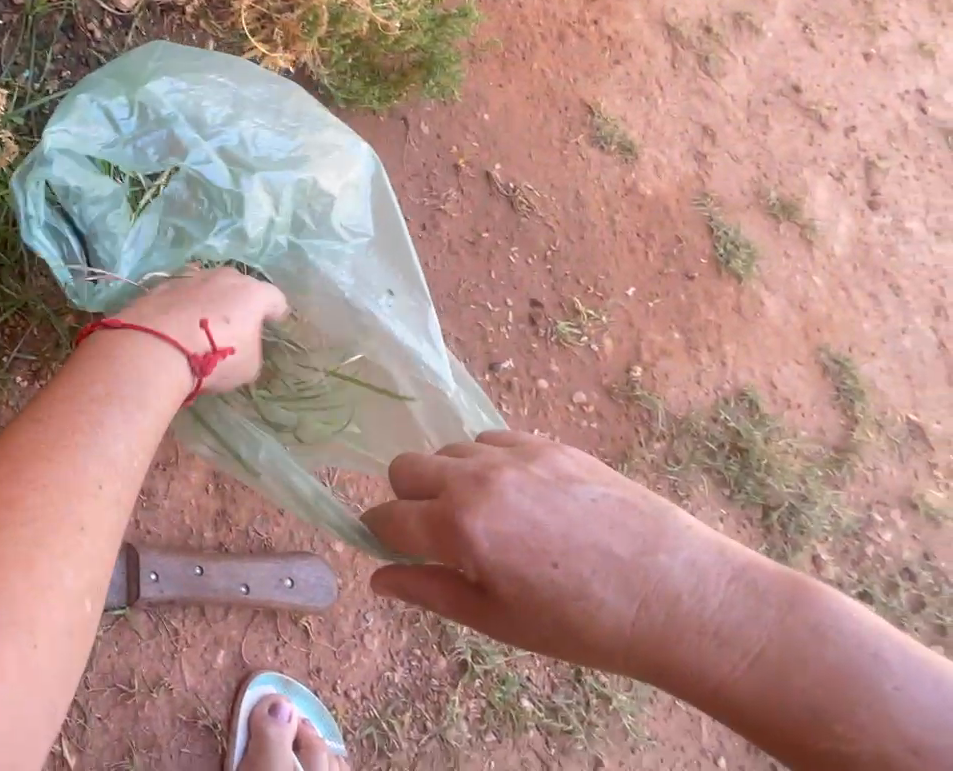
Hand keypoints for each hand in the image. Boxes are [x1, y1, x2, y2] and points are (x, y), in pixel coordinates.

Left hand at [106, 267, 287, 395]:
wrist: (154, 348)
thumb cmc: (213, 358)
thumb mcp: (248, 366)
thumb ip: (251, 347)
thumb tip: (240, 342)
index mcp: (251, 294)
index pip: (274, 297)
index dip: (275, 311)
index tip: (272, 321)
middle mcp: (221, 278)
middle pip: (237, 283)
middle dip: (239, 299)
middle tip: (235, 320)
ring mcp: (187, 279)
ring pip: (204, 284)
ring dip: (206, 298)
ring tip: (201, 320)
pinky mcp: (158, 287)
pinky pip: (177, 294)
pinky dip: (179, 305)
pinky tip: (173, 323)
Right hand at [361, 431, 763, 680]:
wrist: (687, 600)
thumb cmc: (585, 625)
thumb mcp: (499, 621)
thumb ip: (429, 592)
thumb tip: (377, 579)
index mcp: (457, 529)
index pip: (386, 517)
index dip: (380, 533)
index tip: (391, 545)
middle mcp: (474, 481)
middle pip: (403, 467)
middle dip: (408, 498)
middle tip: (441, 530)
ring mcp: (513, 456)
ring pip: (447, 451)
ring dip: (450, 478)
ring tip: (489, 513)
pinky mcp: (548, 445)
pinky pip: (492, 439)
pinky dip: (489, 463)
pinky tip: (522, 495)